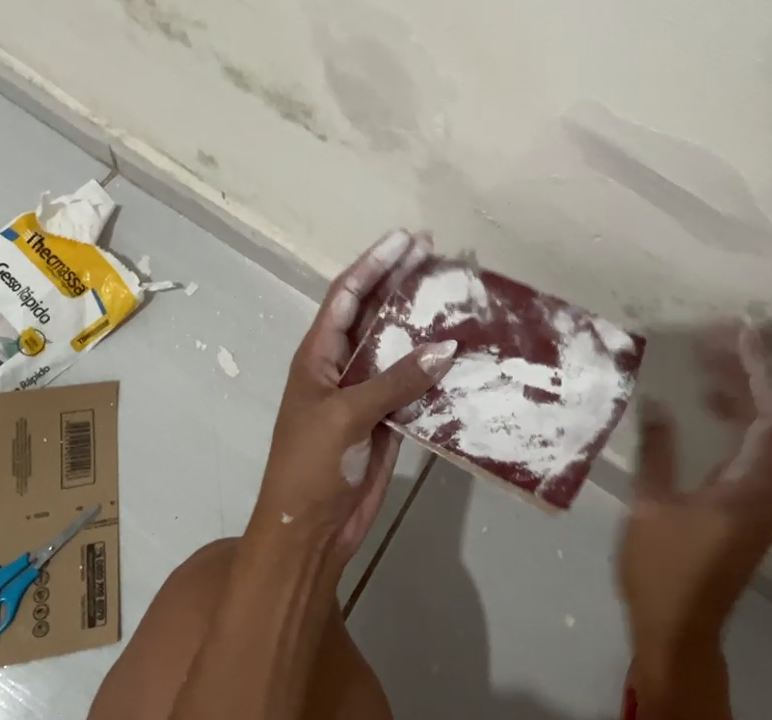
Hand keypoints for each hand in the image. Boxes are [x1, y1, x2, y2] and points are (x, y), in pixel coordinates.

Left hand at [249, 228, 454, 572]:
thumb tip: (446, 347)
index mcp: (318, 354)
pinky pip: (414, 385)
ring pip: (398, 346)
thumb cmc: (311, 466)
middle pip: (374, 312)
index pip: (346, 295)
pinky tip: (462, 352)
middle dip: (400, 281)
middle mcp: (342, 365)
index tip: (405, 238)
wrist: (309, 533)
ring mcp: (366, 392)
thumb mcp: (346, 416)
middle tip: (435, 251)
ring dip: (422, 322)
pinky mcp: (387, 419)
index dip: (374, 264)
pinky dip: (436, 369)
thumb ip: (394, 380)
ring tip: (454, 292)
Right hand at [620, 321, 771, 668]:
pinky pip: (749, 454)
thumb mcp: (650, 504)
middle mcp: (768, 491)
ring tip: (703, 365)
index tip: (741, 333)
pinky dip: (732, 425)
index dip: (759, 370)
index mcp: (752, 486)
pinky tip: (703, 411)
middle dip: (747, 375)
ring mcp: (760, 504)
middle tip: (714, 338)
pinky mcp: (746, 513)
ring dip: (737, 398)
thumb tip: (657, 402)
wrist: (678, 634)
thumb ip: (657, 449)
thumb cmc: (663, 570)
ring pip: (761, 437)